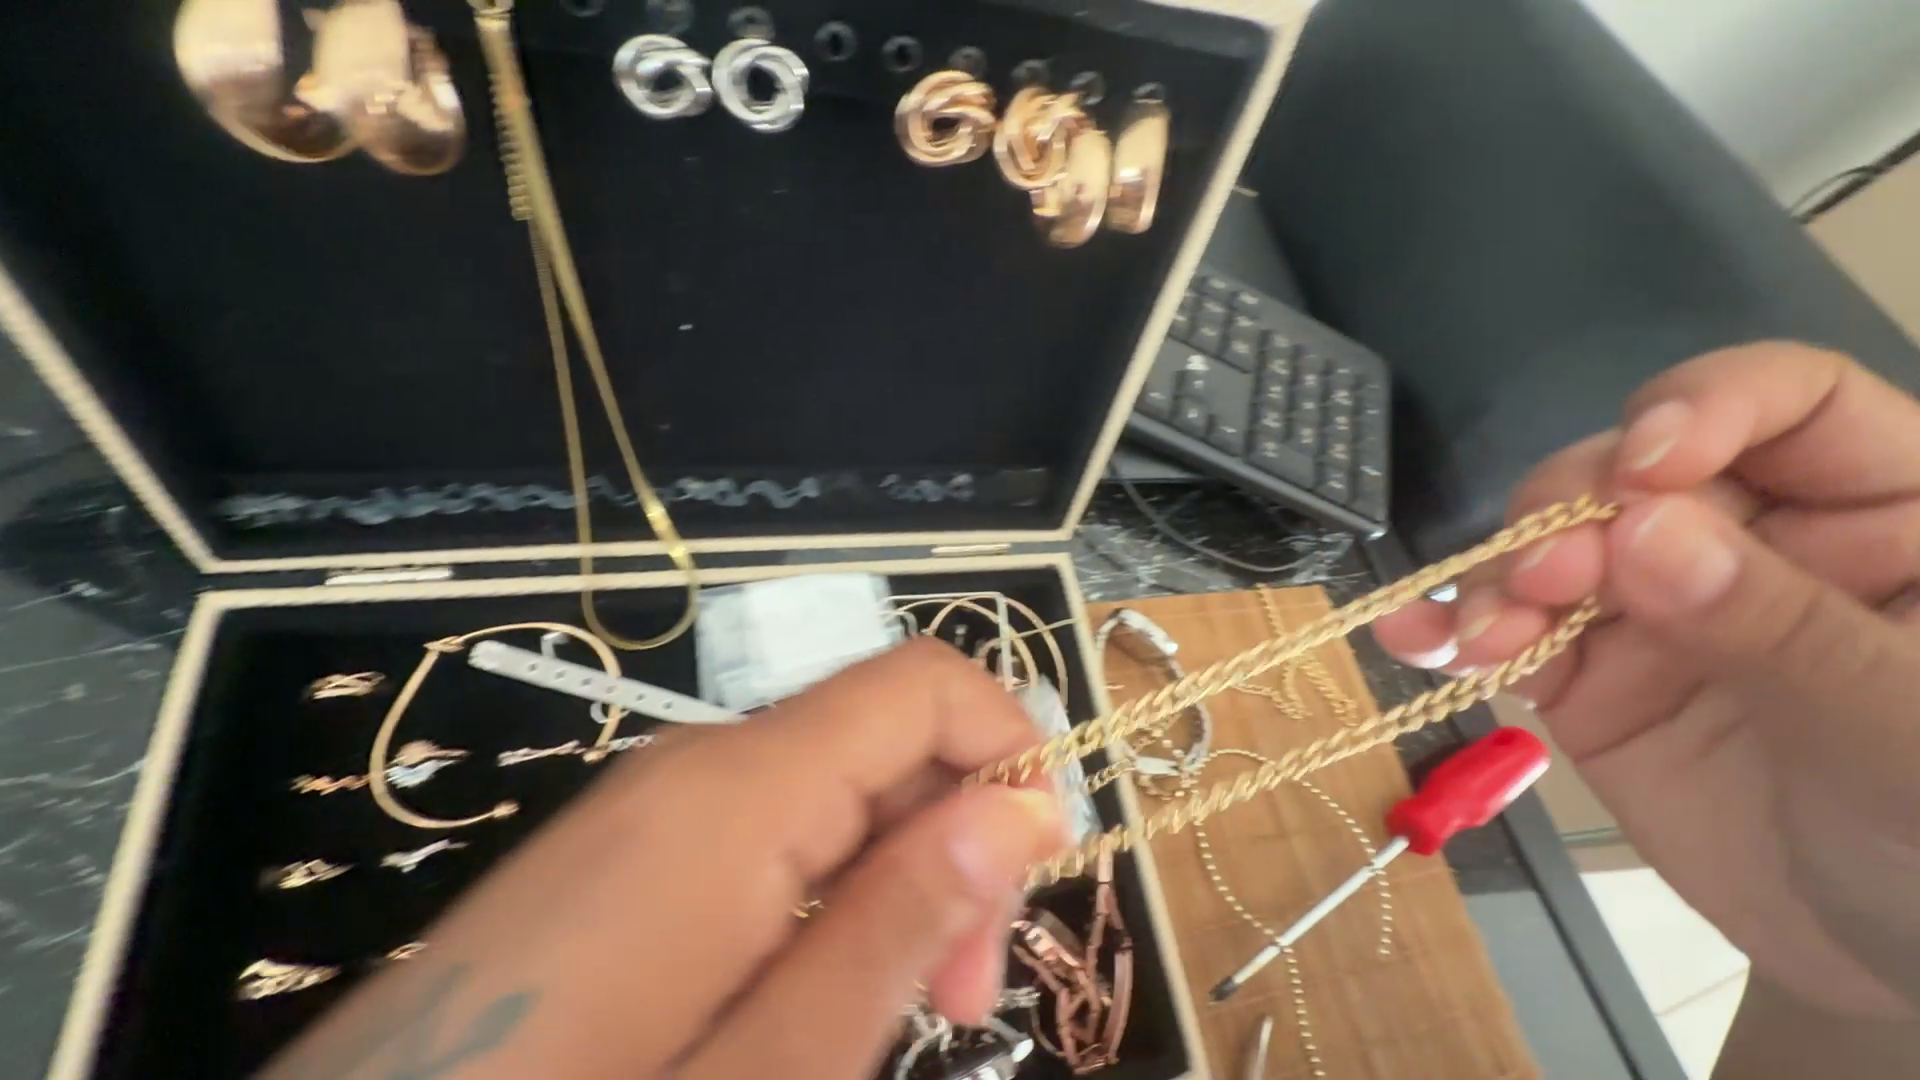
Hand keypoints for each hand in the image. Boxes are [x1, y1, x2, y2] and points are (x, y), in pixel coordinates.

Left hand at [263, 639, 1065, 1079]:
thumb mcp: (773, 1068)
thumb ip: (902, 916)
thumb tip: (1022, 807)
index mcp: (739, 789)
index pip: (923, 682)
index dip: (1008, 750)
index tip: (1033, 878)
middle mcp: (701, 760)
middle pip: (888, 732)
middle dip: (958, 835)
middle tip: (960, 995)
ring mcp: (659, 797)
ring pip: (840, 783)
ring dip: (901, 872)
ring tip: (899, 1009)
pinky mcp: (637, 843)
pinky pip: (777, 824)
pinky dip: (834, 885)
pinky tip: (814, 987)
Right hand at [1372, 343, 1919, 1018]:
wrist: (1888, 966)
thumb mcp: (1905, 733)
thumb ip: (1783, 626)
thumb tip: (1637, 527)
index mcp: (1876, 519)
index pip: (1787, 407)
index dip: (1706, 409)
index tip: (1642, 474)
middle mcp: (1746, 544)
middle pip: (1624, 477)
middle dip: (1564, 518)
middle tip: (1542, 583)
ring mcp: (1649, 609)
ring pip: (1544, 549)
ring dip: (1494, 582)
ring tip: (1481, 641)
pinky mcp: (1580, 672)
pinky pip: (1503, 633)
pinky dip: (1446, 632)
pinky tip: (1407, 637)